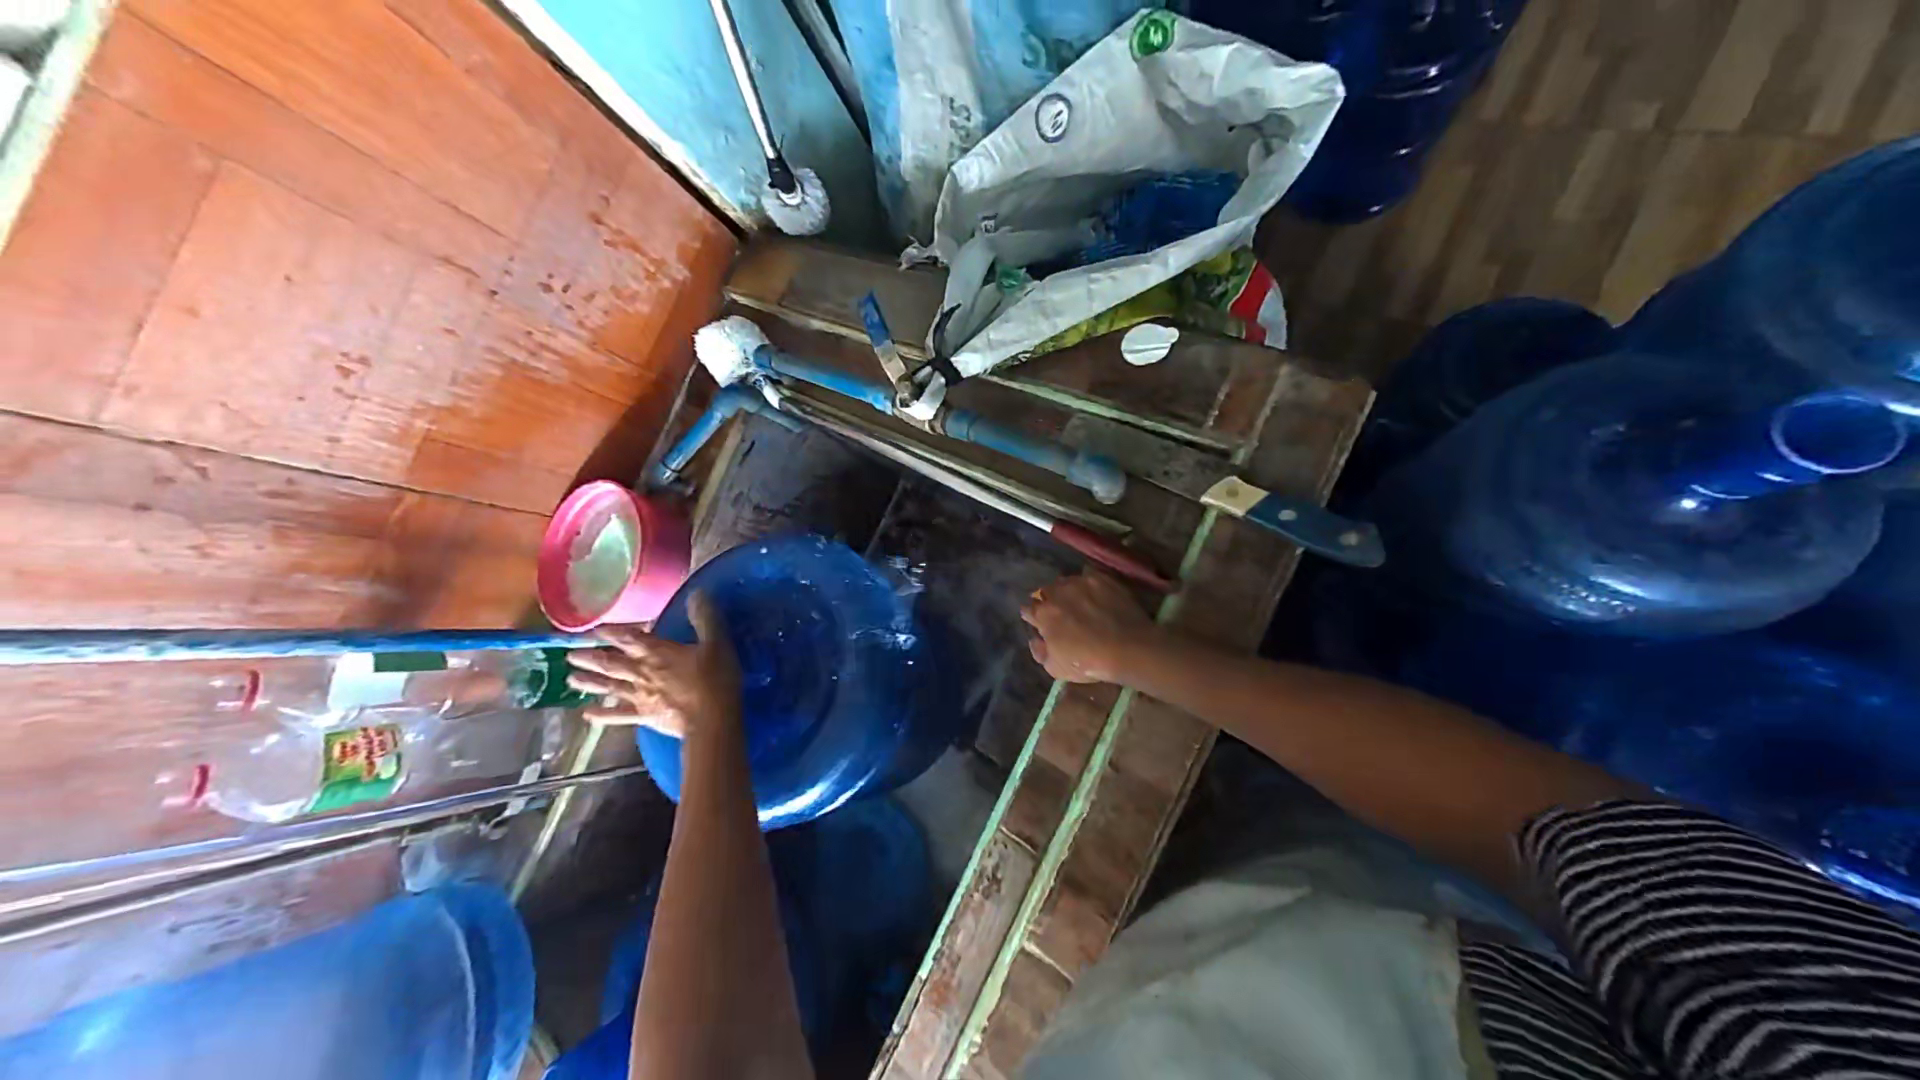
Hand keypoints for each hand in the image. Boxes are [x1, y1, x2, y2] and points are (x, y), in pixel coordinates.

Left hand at [566, 591, 741, 736]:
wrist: (711, 721)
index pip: (628, 638)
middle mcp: (641, 672)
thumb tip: (696, 592)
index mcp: (657, 652)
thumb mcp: (716, 643)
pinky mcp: (643, 717)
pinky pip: (617, 716)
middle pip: (610, 662)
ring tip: (570, 678)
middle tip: (570, 653)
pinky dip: (601, 715)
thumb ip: (705, 617)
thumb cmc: (715, 679)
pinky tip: (586, 715)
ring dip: (589, 681)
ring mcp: (639, 696)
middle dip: (590, 656)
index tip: (594, 628)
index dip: (610, 631)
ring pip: (609, 686)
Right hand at [1019, 571, 1163, 684]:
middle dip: (1048, 601)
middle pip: (1045, 592)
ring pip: (1065, 582)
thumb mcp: (1056, 668)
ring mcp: (1080, 583)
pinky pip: (1088, 577)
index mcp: (1043, 614)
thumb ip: (1039, 651)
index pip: (1028, 610)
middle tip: (1060, 614)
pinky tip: (1095, 596)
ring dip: (1067, 591)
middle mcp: (1057, 592)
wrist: (1128, 648)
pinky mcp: (1101, 579)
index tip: (1039, 623)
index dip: (1032, 617)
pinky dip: (1087, 585)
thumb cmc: (1088, 662)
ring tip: (1078, 602)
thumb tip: (1035, 639)